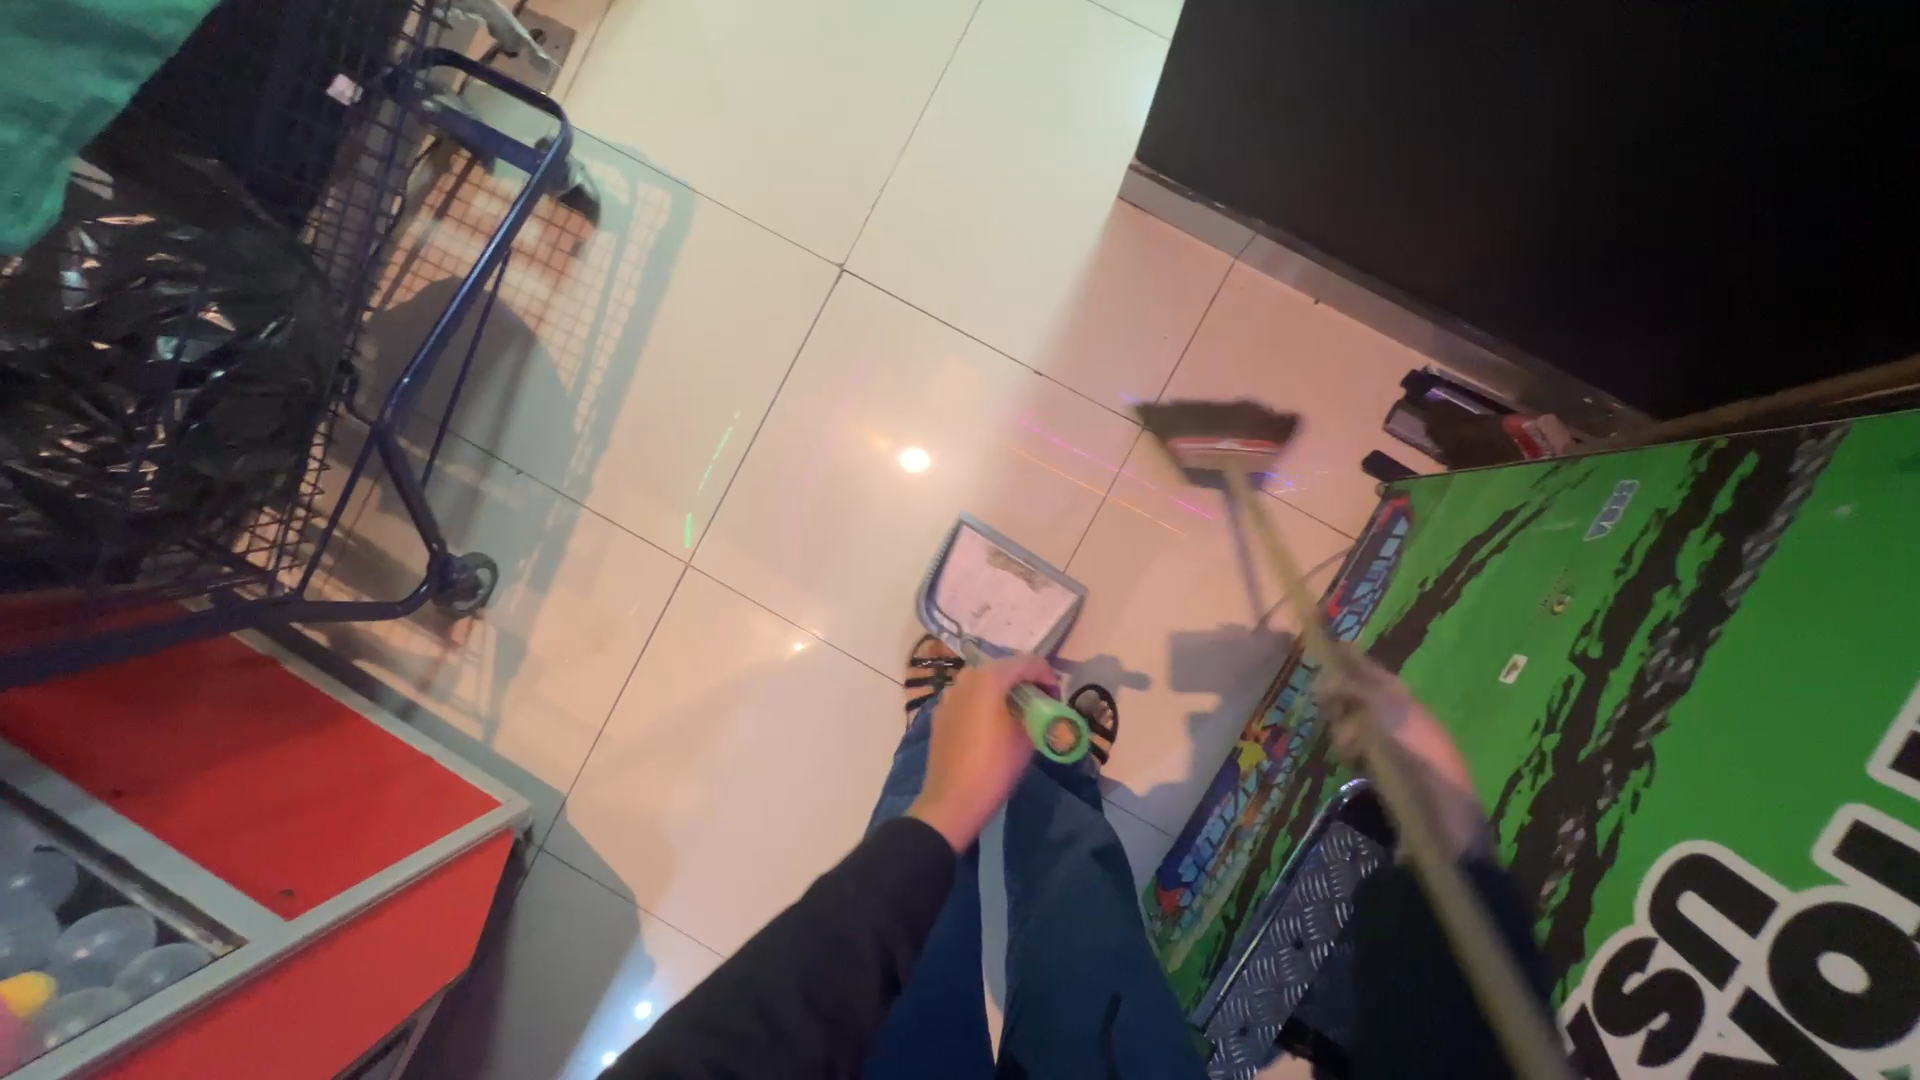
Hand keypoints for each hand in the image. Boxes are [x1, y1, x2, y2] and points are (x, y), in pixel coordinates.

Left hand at [907, 653, 1056, 851]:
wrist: (952, 800)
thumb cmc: (995, 766)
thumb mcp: (1027, 737)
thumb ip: (1038, 712)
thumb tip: (1042, 706)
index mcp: (989, 678)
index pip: (1027, 662)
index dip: (1047, 676)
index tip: (1056, 698)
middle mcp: (966, 678)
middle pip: (1003, 668)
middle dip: (1025, 681)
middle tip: (1040, 703)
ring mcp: (949, 695)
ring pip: (983, 681)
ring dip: (1002, 690)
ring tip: (1016, 713)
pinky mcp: (940, 713)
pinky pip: (968, 698)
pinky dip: (983, 702)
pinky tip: (991, 725)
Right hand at [1314, 645, 1489, 859]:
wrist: (1446, 823)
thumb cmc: (1422, 760)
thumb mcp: (1390, 715)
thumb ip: (1356, 690)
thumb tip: (1323, 677)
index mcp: (1405, 701)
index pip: (1371, 671)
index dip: (1349, 658)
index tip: (1324, 646)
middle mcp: (1396, 718)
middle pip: (1353, 696)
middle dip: (1339, 699)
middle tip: (1333, 707)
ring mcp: (1388, 746)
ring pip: (1349, 723)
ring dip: (1344, 730)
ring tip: (1352, 748)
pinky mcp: (1380, 771)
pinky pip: (1353, 750)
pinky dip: (1349, 752)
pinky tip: (1354, 763)